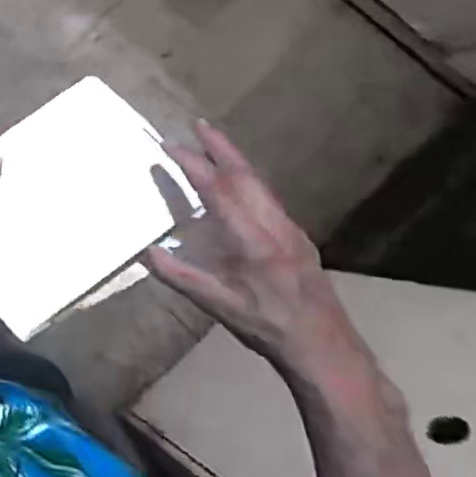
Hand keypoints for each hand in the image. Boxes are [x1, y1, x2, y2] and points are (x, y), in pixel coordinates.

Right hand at [145, 121, 363, 370]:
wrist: (329, 352)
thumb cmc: (270, 329)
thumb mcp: (220, 308)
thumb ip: (182, 277)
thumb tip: (146, 251)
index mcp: (254, 243)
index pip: (220, 192)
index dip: (194, 165)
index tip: (171, 146)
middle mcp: (275, 228)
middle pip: (246, 177)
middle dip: (220, 148)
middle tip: (197, 124)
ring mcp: (291, 232)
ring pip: (260, 185)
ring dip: (235, 160)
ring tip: (213, 142)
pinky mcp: (298, 239)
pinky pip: (267, 197)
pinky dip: (247, 178)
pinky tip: (238, 182)